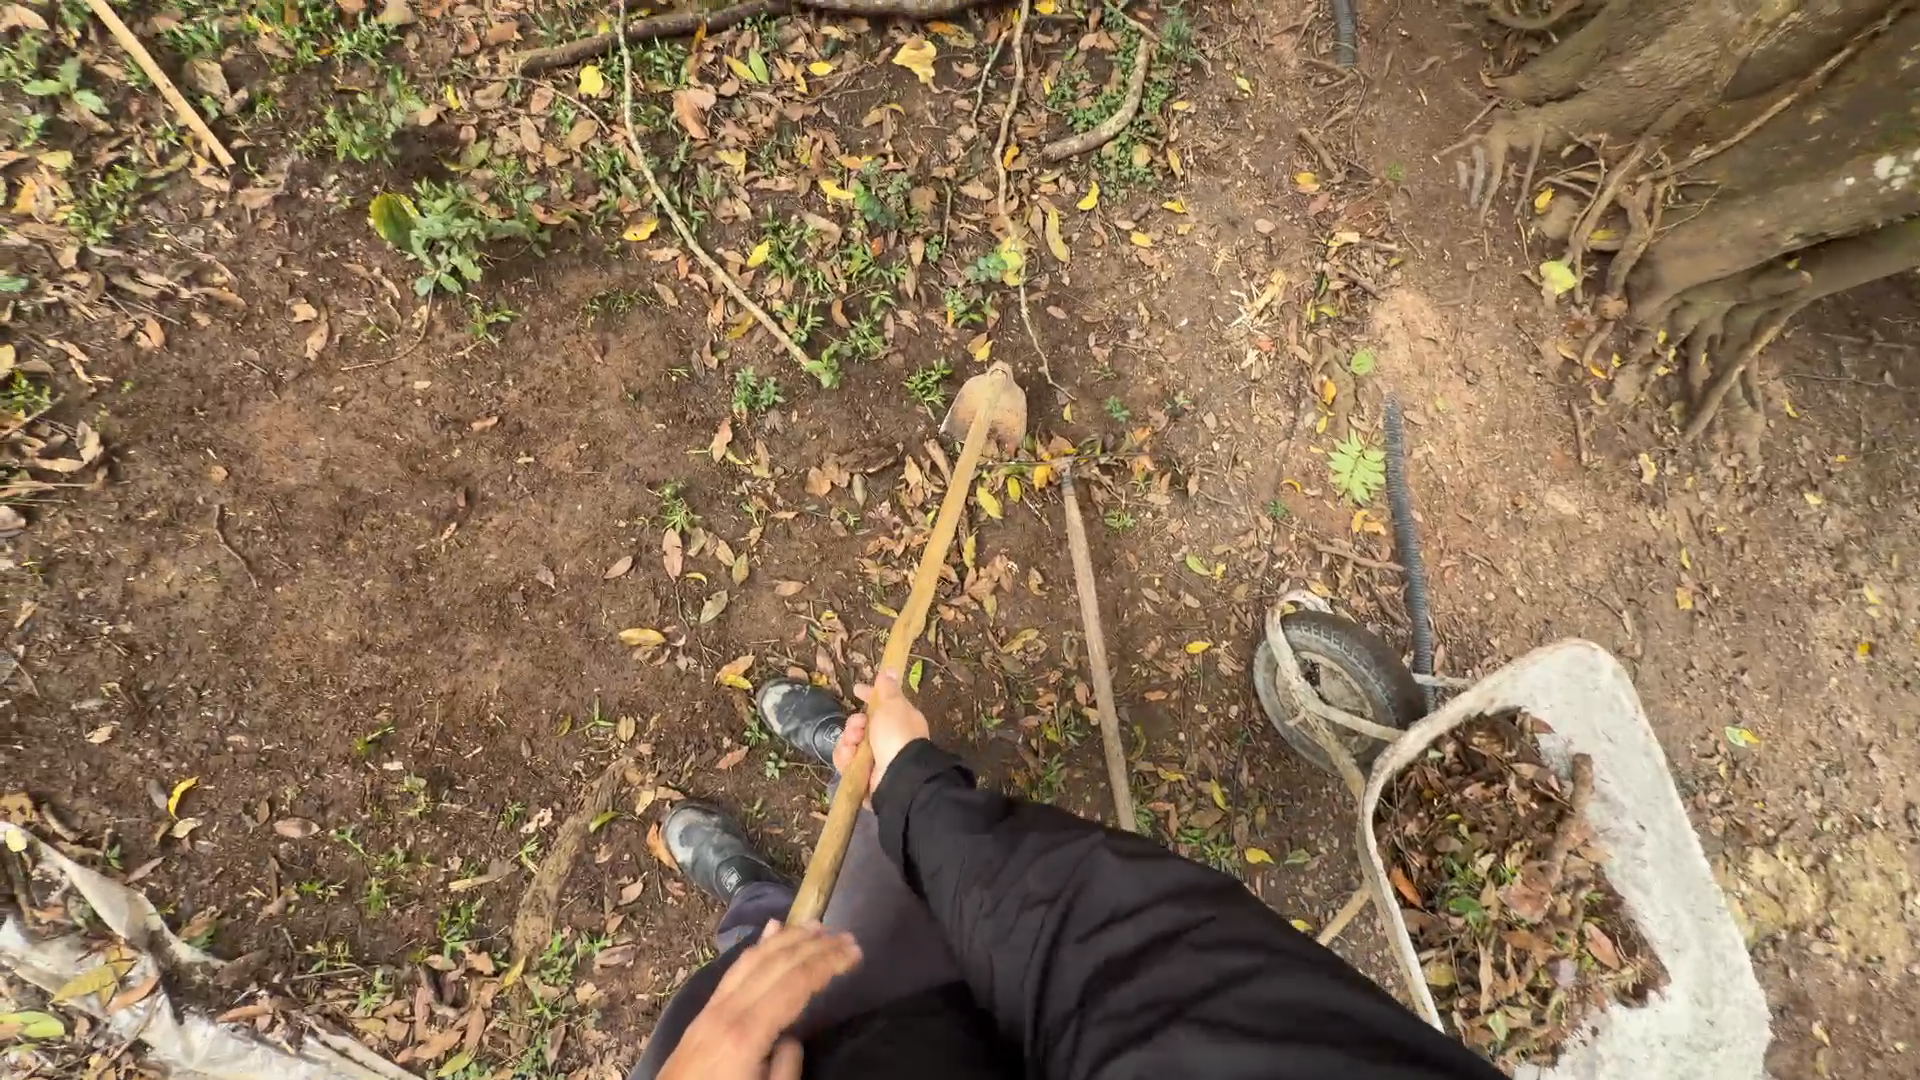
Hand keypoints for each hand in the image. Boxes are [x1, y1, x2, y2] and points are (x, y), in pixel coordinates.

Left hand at [658, 921, 860, 1079]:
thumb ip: (785, 1067)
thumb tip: (791, 1037)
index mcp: (746, 1034)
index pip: (796, 982)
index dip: (828, 961)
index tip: (856, 951)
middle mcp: (728, 1011)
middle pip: (777, 962)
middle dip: (815, 944)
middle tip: (847, 936)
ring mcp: (710, 1010)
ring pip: (754, 958)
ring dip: (789, 938)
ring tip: (817, 926)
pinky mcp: (702, 1016)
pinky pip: (735, 969)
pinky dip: (759, 947)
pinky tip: (771, 933)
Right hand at [835, 670, 929, 798]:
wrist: (897, 775)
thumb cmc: (897, 734)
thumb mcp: (893, 705)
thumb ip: (888, 689)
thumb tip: (890, 670)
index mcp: (900, 720)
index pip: (882, 704)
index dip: (869, 695)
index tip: (856, 689)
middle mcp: (887, 739)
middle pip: (861, 724)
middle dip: (854, 723)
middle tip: (859, 726)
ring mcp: (875, 758)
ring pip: (850, 742)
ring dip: (848, 740)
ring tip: (854, 743)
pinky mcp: (862, 775)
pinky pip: (846, 761)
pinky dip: (845, 758)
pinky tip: (850, 757)